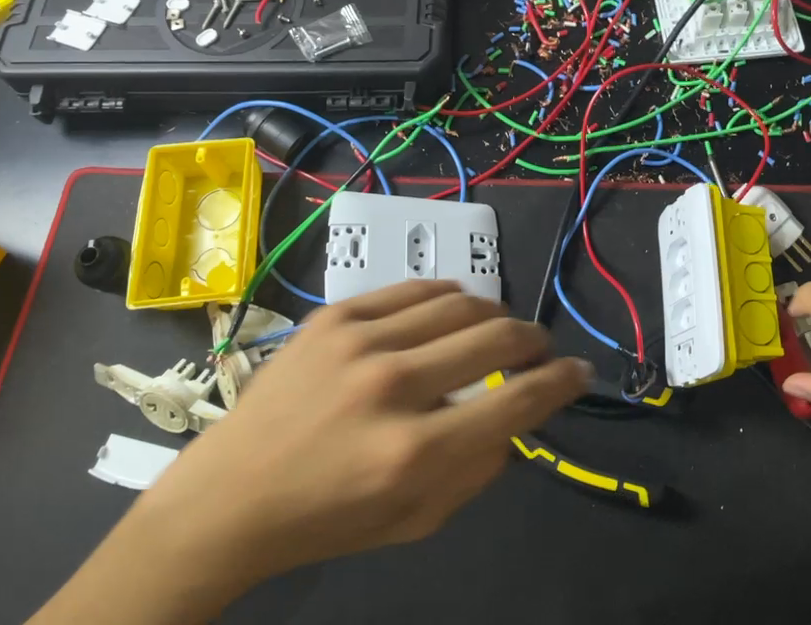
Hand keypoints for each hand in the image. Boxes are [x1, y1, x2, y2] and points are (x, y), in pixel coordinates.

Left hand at [103, 282, 588, 599]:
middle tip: (537, 351)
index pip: (517, 399)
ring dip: (494, 316)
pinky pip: (414, 289)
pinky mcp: (335, 316)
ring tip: (494, 331)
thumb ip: (480, 469)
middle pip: (497, 336)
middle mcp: (393, 385)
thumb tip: (520, 417)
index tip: (578, 372)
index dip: (561, 382)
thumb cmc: (328, 519)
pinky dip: (447, 299)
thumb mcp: (416, 520)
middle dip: (534, 341)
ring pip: (461, 302)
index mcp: (415, 451)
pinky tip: (450, 314)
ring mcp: (360, 341)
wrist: (231, 495)